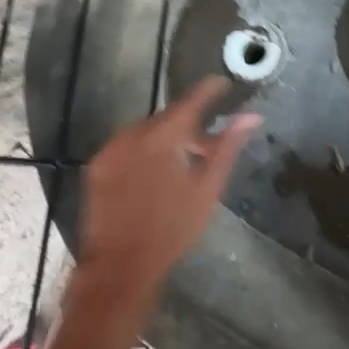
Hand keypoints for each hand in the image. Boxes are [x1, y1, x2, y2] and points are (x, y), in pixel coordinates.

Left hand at [76, 77, 261, 298]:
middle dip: (187, 125)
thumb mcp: (208, 188)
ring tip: (181, 163)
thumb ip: (227, 147)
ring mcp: (111, 150)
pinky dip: (142, 151)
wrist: (121, 266)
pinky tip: (153, 175)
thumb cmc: (172, 229)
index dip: (208, 91)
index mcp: (163, 136)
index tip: (222, 82)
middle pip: (166, 118)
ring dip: (164, 138)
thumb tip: (252, 116)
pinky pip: (126, 147)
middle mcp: (133, 134)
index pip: (190, 102)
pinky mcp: (96, 167)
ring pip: (145, 132)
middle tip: (206, 143)